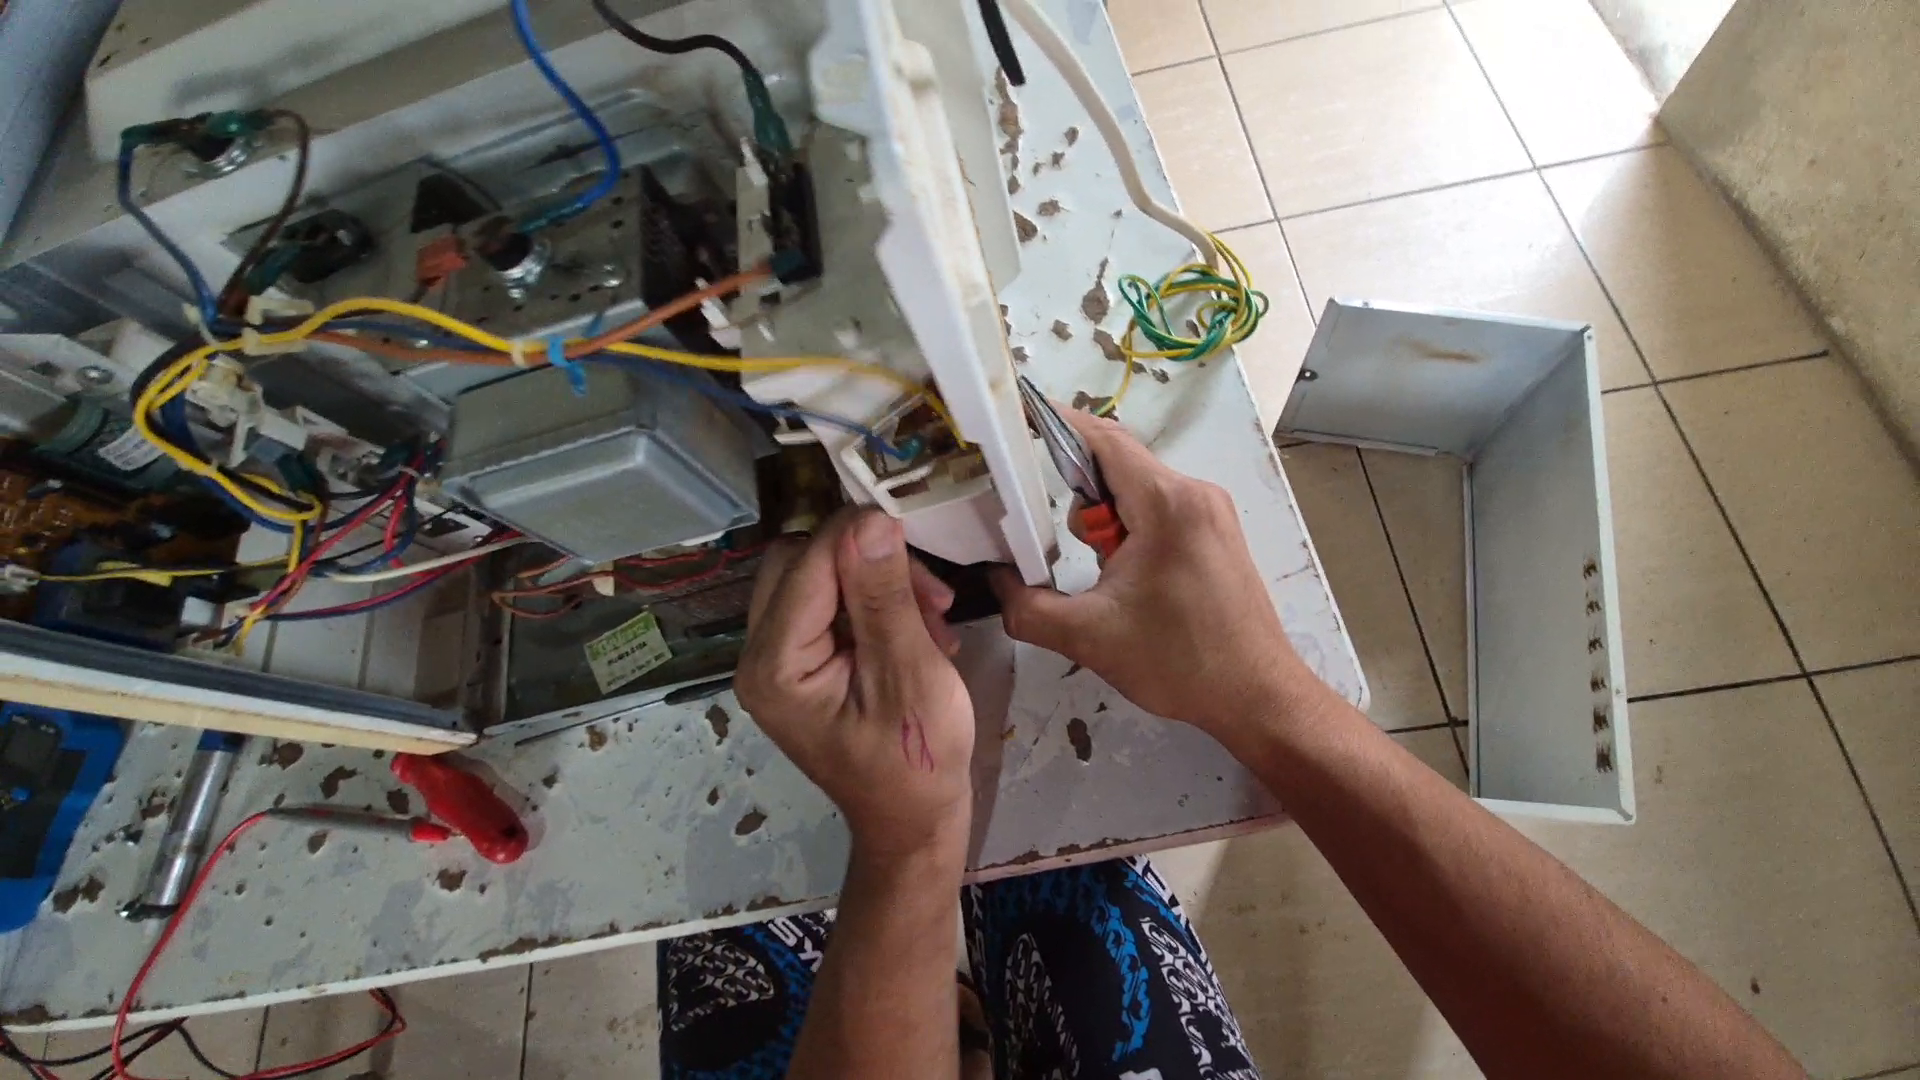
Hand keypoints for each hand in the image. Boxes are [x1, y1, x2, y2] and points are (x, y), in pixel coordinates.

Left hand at [737, 509, 975, 864]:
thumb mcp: (910, 677)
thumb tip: (869, 519)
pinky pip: (831, 605)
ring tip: (936, 619)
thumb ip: (884, 597)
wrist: (911, 822)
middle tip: (929, 593)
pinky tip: (920, 630)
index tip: (916, 532)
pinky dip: (876, 604)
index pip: (807, 563)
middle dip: (868, 562)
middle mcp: (760, 655)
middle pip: (801, 561)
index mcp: (775, 665)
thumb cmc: (916, 763)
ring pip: (820, 577)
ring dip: (879, 583)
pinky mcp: (802, 662)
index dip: (859, 534)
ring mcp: (778, 659)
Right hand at [990, 410, 1328, 741]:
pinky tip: (1126, 578)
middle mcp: (1195, 493)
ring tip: (1103, 576)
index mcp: (1167, 504)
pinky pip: (1159, 509)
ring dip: (1106, 520)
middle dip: (1079, 495)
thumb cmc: (1178, 662)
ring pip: (1137, 490)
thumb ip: (1025, 606)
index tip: (1017, 417)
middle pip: (1118, 464)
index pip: (1102, 440)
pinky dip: (1129, 530)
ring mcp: (1212, 511)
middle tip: (1064, 545)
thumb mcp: (1087, 637)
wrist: (1257, 697)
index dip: (1056, 423)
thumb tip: (994, 579)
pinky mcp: (1216, 533)